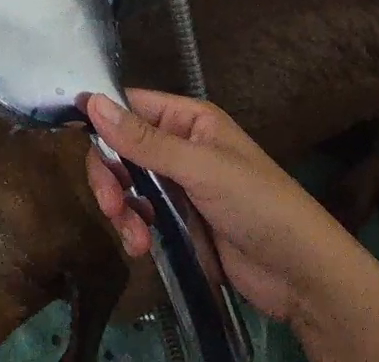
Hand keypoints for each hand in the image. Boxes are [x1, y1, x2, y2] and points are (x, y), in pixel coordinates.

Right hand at [83, 90, 373, 322]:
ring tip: (133, 237)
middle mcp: (178, 146)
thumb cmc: (259, 205)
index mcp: (188, 120)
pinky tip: (141, 247)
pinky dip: (133, 229)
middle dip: (110, 176)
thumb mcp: (200, 168)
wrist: (304, 277)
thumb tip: (91, 101)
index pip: (130, 106)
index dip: (102, 118)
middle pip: (120, 148)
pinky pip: (138, 215)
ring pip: (125, 184)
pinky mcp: (178, 222)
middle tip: (110, 205)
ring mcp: (177, 185)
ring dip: (120, 209)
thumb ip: (143, 140)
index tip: (75, 137)